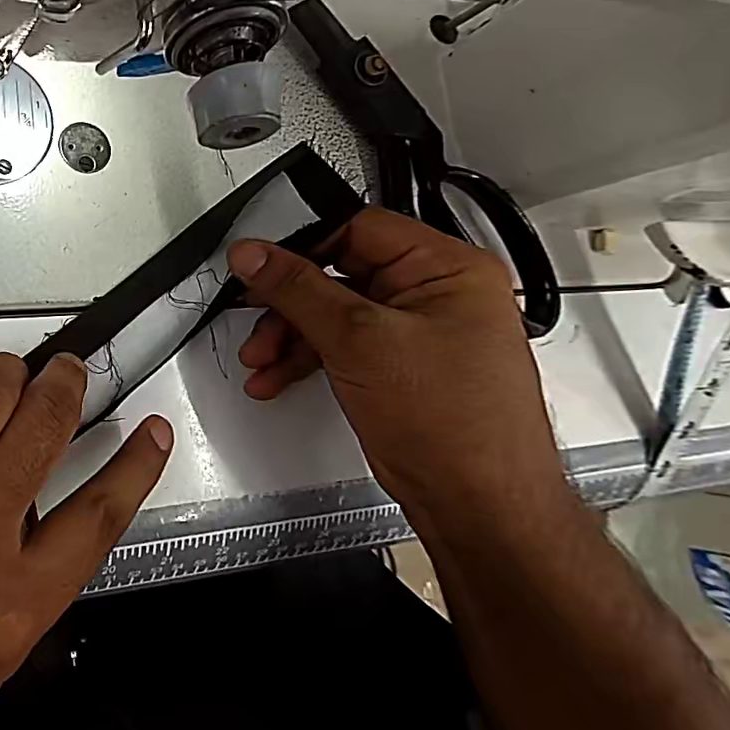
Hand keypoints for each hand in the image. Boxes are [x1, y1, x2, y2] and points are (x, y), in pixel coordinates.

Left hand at [0, 355, 171, 729]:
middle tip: (67, 372)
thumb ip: (21, 588)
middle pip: (40, 429)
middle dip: (64, 386)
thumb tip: (37, 526)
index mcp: (11, 604)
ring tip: (13, 370)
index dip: (134, 465)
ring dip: (6, 371)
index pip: (98, 513)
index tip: (148, 435)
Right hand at [228, 208, 562, 515]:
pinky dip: (301, 359)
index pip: (357, 229)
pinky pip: (334, 344)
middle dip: (286, 304)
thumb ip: (296, 289)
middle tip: (255, 312)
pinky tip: (276, 375)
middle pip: (335, 274)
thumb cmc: (457, 425)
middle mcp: (433, 294)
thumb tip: (255, 255)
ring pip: (328, 313)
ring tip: (262, 359)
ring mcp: (412, 331)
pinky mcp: (393, 364)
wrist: (475, 500)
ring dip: (286, 336)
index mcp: (446, 269)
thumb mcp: (357, 339)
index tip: (259, 265)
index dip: (302, 246)